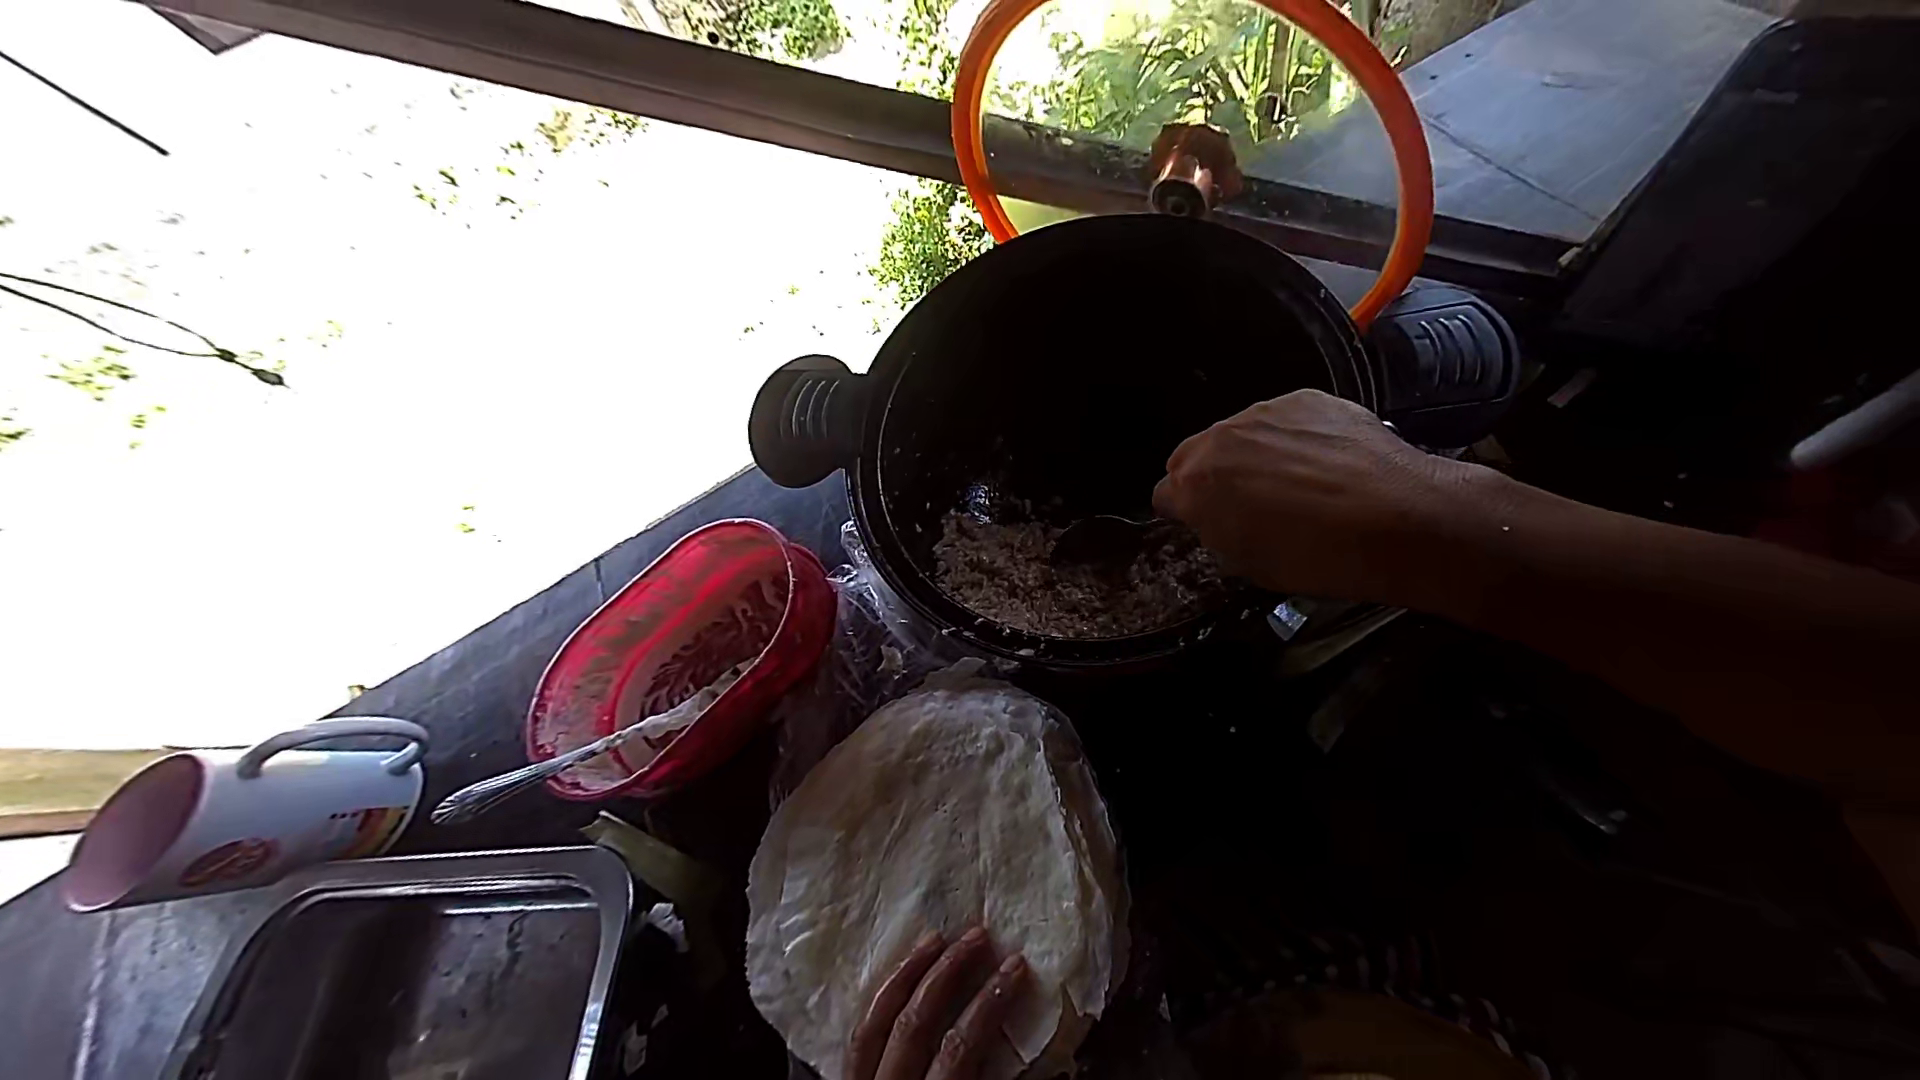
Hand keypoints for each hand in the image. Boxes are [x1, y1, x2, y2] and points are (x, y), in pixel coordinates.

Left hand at [848, 928, 1028, 1079]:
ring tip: (939, 937)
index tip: (1016, 966)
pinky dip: (882, 999)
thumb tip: (1031, 1046)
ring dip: (911, 974)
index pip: (959, 1048)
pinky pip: (860, 1034)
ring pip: (879, 1020)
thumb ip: (993, 1078)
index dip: (990, 1004)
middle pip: (916, 1022)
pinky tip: (901, 974)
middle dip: (949, 973)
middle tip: (979, 936)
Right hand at [1152, 389, 1495, 607]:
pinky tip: (1322, 463)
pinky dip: (1291, 437)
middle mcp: (1218, 440)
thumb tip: (1216, 516)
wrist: (1399, 520)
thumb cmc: (1318, 555)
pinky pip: (1280, 419)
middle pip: (1192, 456)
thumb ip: (1213, 529)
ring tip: (1294, 482)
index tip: (1201, 520)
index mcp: (1193, 486)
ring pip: (1237, 435)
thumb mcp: (1244, 562)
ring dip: (1250, 454)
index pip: (1163, 493)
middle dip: (1209, 477)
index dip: (1182, 510)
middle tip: (1246, 502)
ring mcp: (1262, 414)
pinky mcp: (1303, 398)